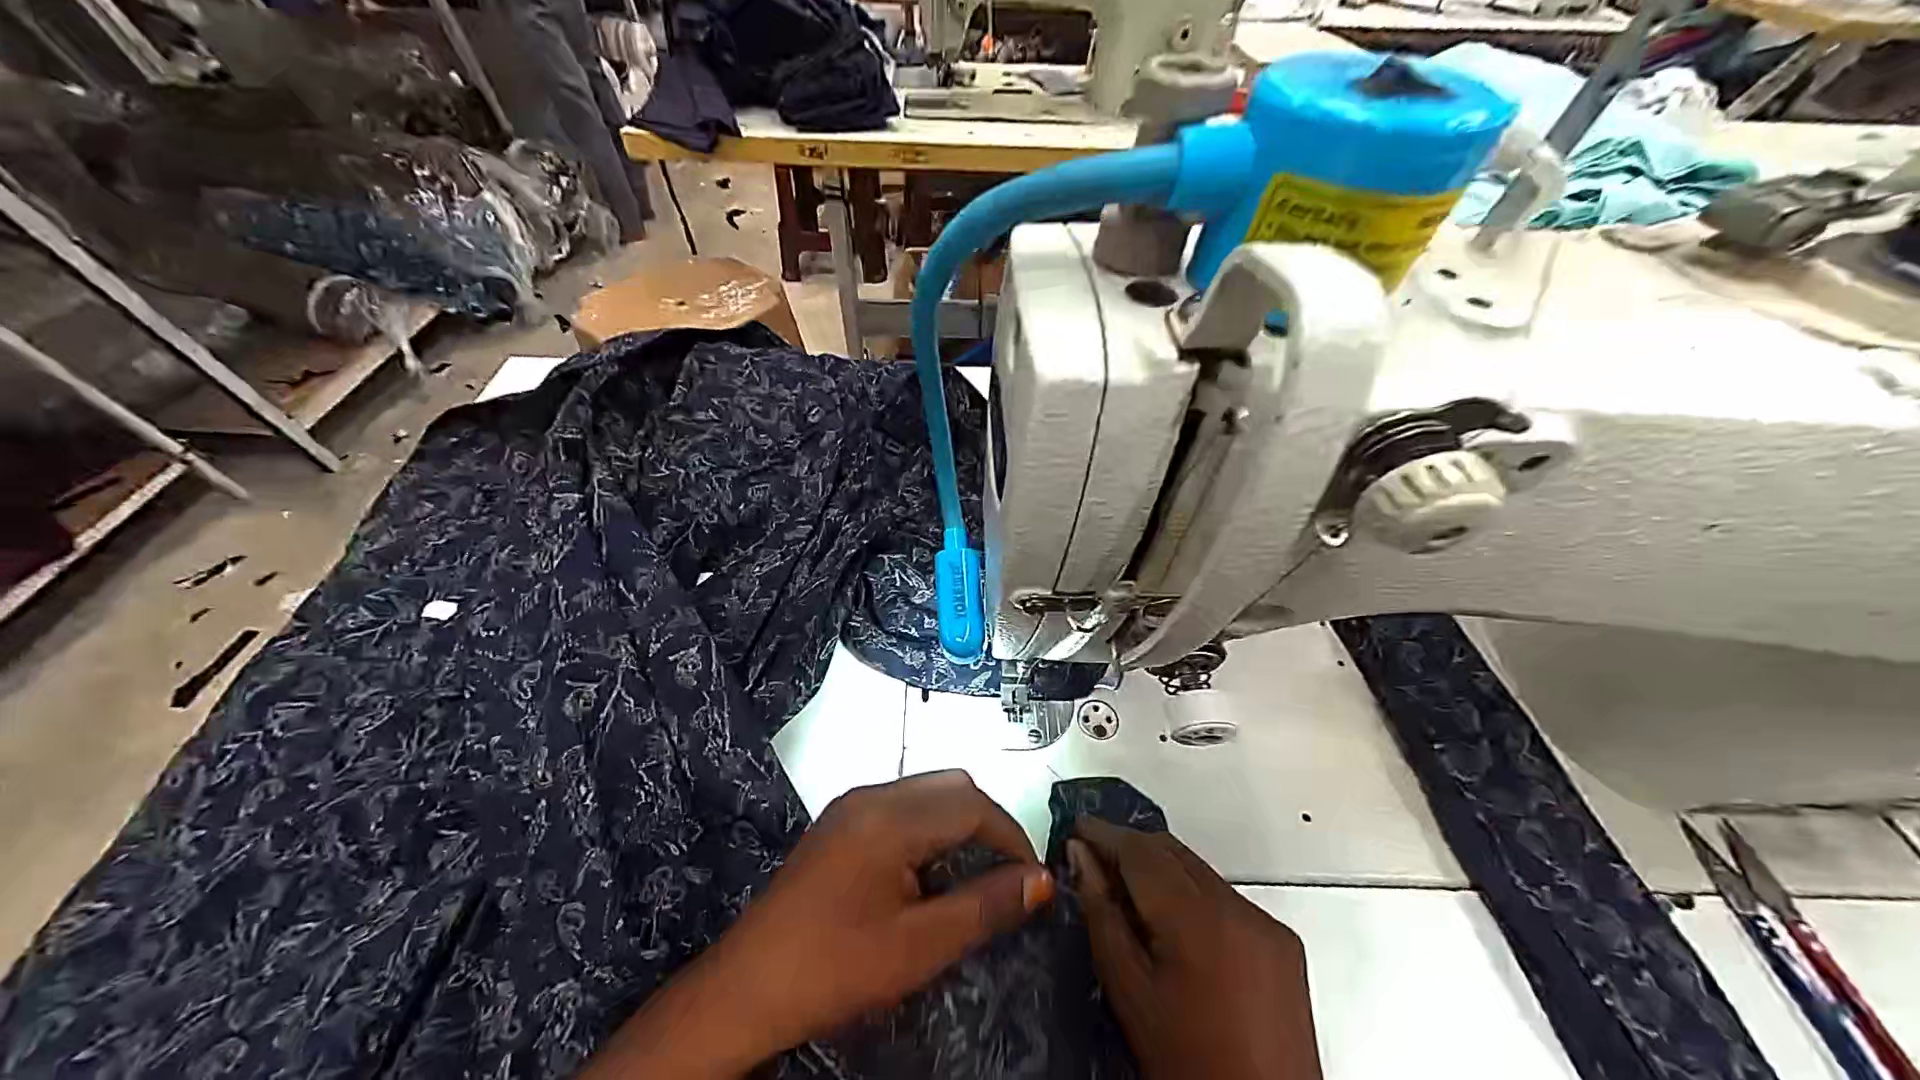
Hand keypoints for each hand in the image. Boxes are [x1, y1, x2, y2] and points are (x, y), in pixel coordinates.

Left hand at [581, 771, 1054, 1079]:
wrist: (747, 989)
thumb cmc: (835, 968)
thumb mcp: (920, 946)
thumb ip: (985, 906)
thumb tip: (1041, 881)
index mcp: (889, 817)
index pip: (972, 804)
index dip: (1011, 837)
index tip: (1033, 879)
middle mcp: (870, 795)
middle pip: (950, 787)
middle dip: (988, 825)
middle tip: (1007, 877)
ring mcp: (850, 805)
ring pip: (926, 793)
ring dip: (959, 824)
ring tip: (972, 878)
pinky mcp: (838, 822)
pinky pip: (900, 806)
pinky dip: (929, 828)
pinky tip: (927, 873)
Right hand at [1069, 818, 1321, 1079]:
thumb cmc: (1187, 1061)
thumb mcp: (1128, 989)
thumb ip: (1102, 913)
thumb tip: (1081, 856)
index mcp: (1199, 919)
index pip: (1143, 852)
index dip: (1105, 834)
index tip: (1077, 827)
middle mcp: (1240, 910)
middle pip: (1173, 852)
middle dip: (1130, 847)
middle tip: (1092, 856)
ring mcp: (1267, 924)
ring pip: (1199, 870)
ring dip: (1160, 869)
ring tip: (1125, 890)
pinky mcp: (1282, 941)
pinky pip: (1225, 897)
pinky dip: (1192, 895)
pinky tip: (1170, 922)